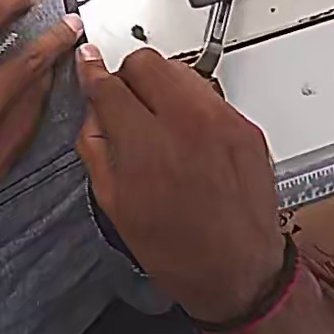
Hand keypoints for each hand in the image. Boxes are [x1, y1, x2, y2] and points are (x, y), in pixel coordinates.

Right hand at [73, 44, 289, 323]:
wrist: (239, 272)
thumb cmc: (179, 249)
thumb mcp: (114, 202)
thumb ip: (96, 147)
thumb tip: (92, 112)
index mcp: (147, 145)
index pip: (108, 85)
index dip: (91, 72)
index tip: (87, 63)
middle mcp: (188, 123)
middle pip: (145, 61)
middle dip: (126, 77)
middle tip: (124, 102)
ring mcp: (223, 121)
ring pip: (179, 69)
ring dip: (159, 85)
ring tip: (157, 119)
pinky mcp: (246, 126)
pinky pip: (208, 93)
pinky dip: (189, 104)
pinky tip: (185, 133)